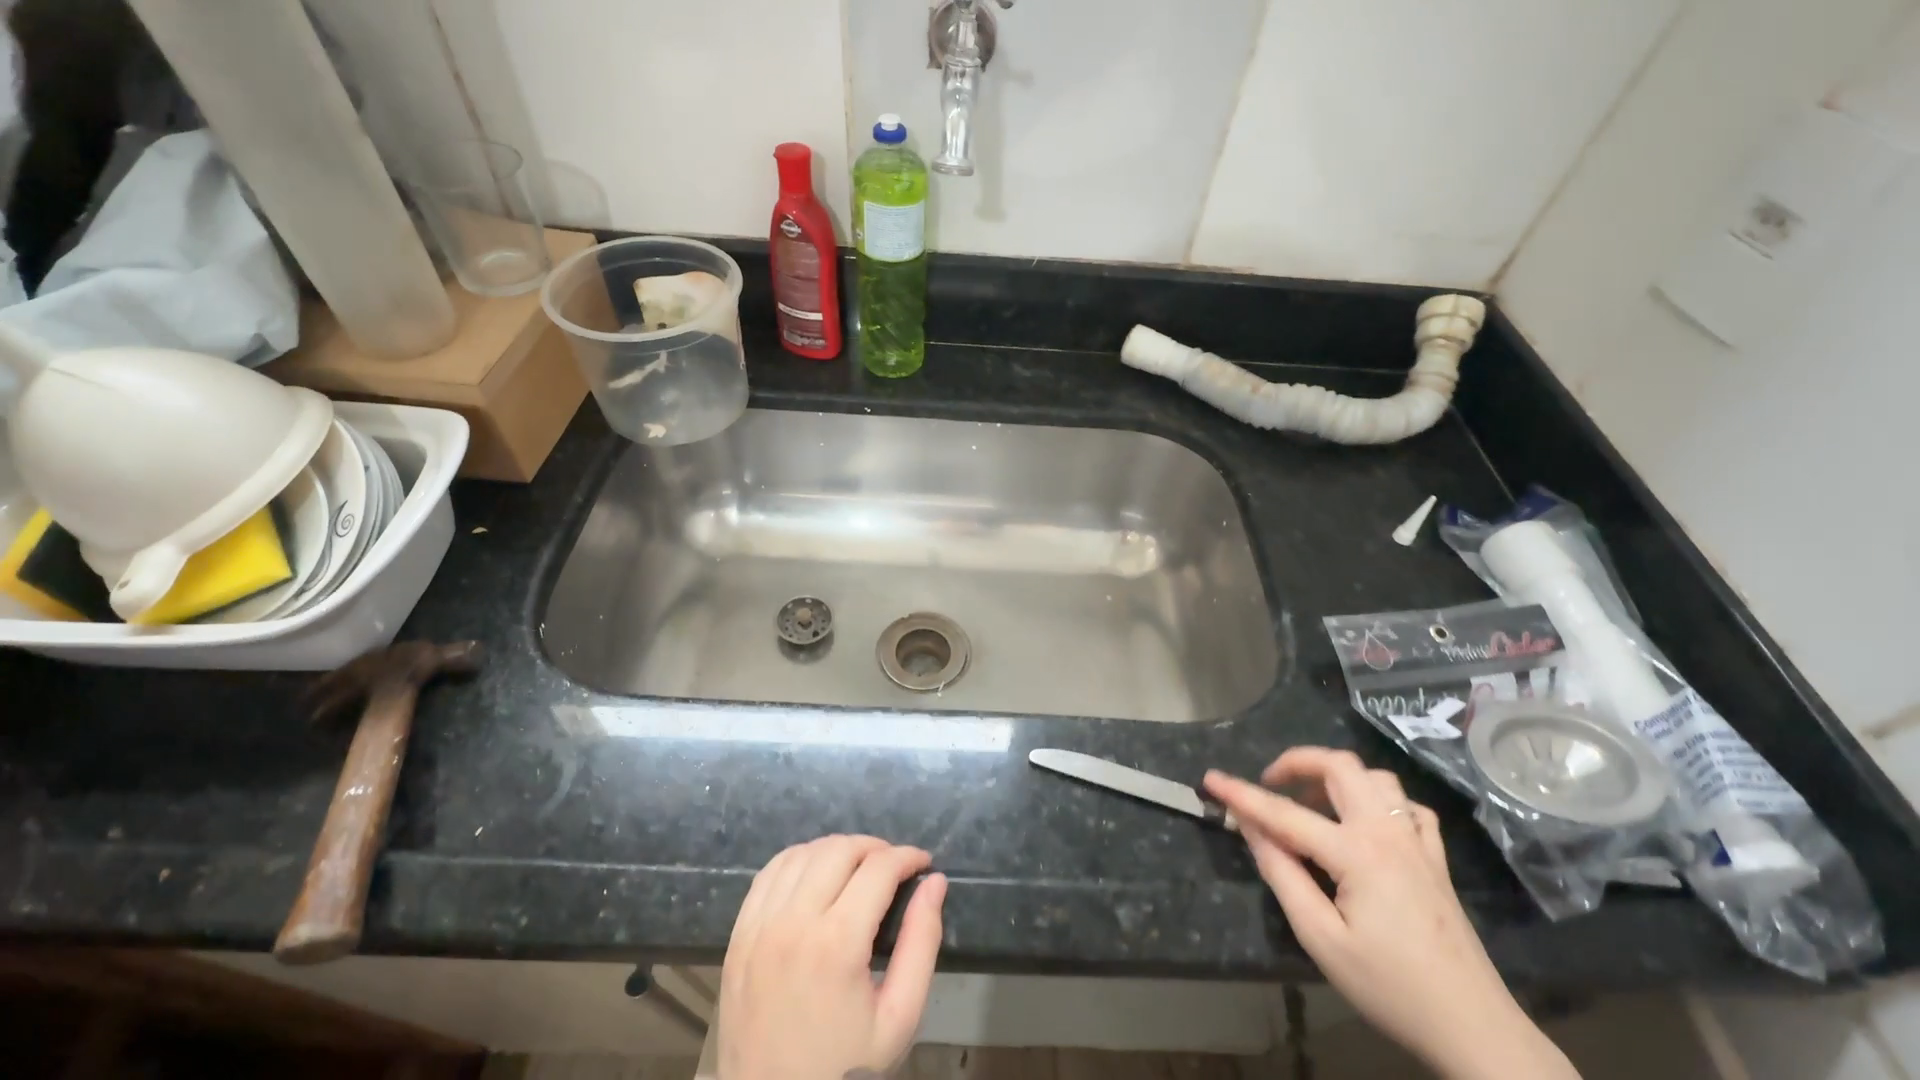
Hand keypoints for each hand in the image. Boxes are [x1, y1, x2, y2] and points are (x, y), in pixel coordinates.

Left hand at [719, 836, 947, 1079]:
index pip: (878, 869)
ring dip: (836, 850)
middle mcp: (793, 923)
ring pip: (801, 853)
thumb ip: (921, 943)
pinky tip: (816, 873)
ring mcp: (759, 926)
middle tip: (896, 867)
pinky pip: (768, 874)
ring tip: (860, 867)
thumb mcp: (900, 1017)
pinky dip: (797, 860)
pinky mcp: (738, 935)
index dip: (908, 857)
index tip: (924, 863)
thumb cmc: (845, 1066)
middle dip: (875, 848)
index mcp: (836, 944)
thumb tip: (935, 884)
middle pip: (838, 851)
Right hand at [1204, 749, 1577, 1079]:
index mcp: (1356, 852)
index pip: (1285, 813)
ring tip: (1311, 805)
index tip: (1209, 779)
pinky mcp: (1435, 860)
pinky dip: (1377, 801)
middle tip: (1269, 784)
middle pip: (1341, 766)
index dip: (1242, 795)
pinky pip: (1406, 807)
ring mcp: (1418, 842)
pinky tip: (1364, 825)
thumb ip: (1283, 875)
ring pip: (1376, 779)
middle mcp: (1388, 832)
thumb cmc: (1388, 986)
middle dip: (1298, 762)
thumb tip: (1251, 829)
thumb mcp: (1321, 938)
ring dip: (1337, 778)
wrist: (1471, 1024)